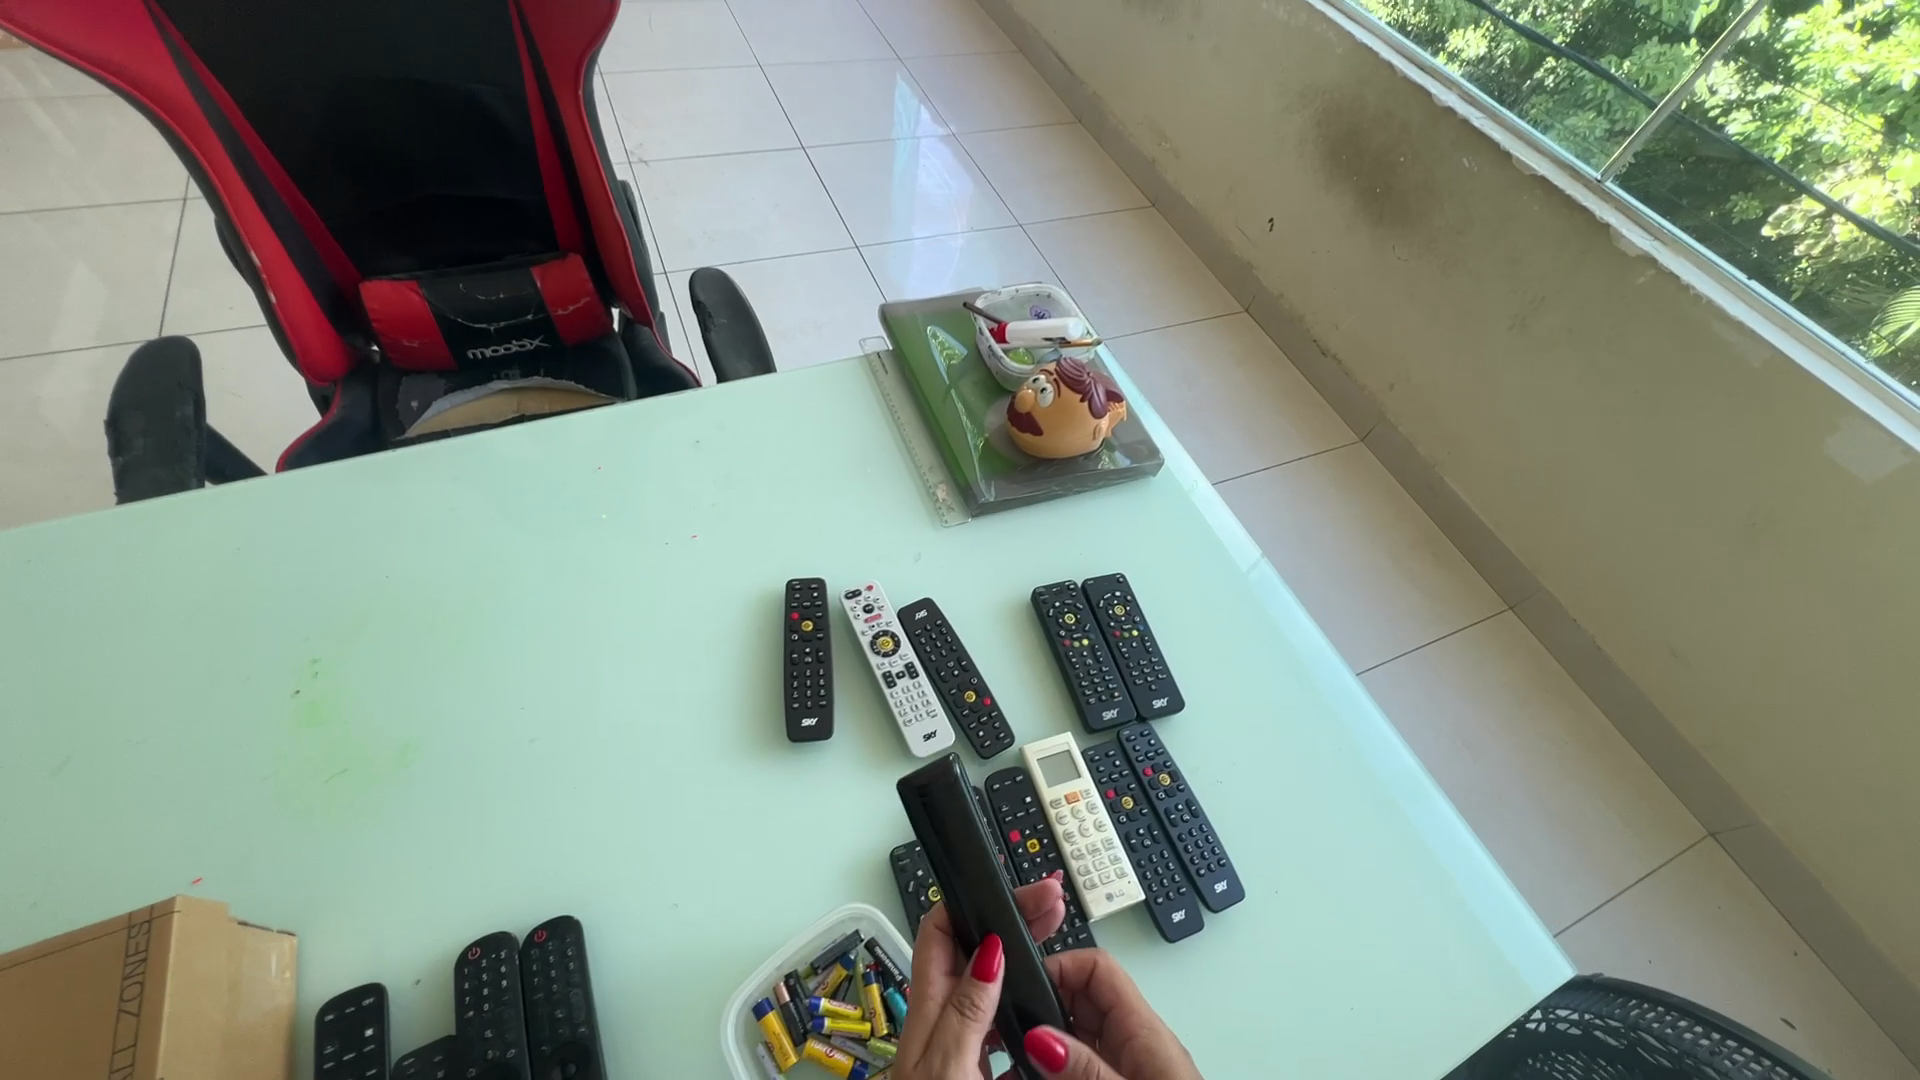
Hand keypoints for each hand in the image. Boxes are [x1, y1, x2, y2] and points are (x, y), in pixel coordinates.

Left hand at [890, 875, 1068, 1079]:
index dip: (972, 903)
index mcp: (927, 1009)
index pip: (939, 931)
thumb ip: (966, 1012)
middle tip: (1050, 903)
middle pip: (974, 951)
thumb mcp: (946, 1067)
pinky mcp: (975, 1067)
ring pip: (993, 985)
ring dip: (1023, 958)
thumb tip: (991, 950)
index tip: (1017, 893)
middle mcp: (941, 1019)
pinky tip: (1046, 1000)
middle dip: (1011, 921)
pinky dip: (1026, 1002)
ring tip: (1054, 935)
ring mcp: (959, 1042)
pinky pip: (1003, 1021)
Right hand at [1021, 948, 1201, 1079]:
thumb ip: (1086, 1072)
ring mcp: (1127, 1070)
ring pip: (1076, 1036)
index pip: (1098, 969)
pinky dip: (1054, 1070)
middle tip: (1002, 1029)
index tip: (1021, 986)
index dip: (1060, 966)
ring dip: (1044, 1045)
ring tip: (1009, 1063)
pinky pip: (1081, 1068)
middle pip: (1081, 1000)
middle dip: (1041, 1007)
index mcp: (1143, 1032)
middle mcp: (1134, 1043)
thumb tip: (1039, 1037)